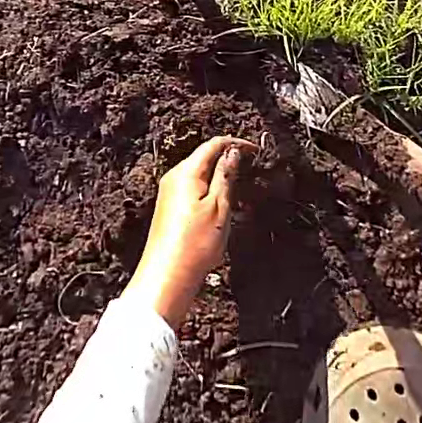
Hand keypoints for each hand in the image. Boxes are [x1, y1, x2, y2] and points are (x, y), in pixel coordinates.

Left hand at [123, 136, 251, 328]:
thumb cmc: (193, 246)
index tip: (255, 150)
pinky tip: (223, 206)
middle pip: (205, 157)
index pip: (213, 145)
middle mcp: (174, 177)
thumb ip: (226, 176)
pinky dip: (210, 190)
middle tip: (252, 169)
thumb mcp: (219, 207)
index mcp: (186, 172)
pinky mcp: (170, 207)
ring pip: (200, 174)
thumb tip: (233, 153)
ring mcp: (170, 192)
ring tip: (242, 189)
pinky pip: (193, 188)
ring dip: (220, 177)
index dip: (235, 143)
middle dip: (228, 159)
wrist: (166, 278)